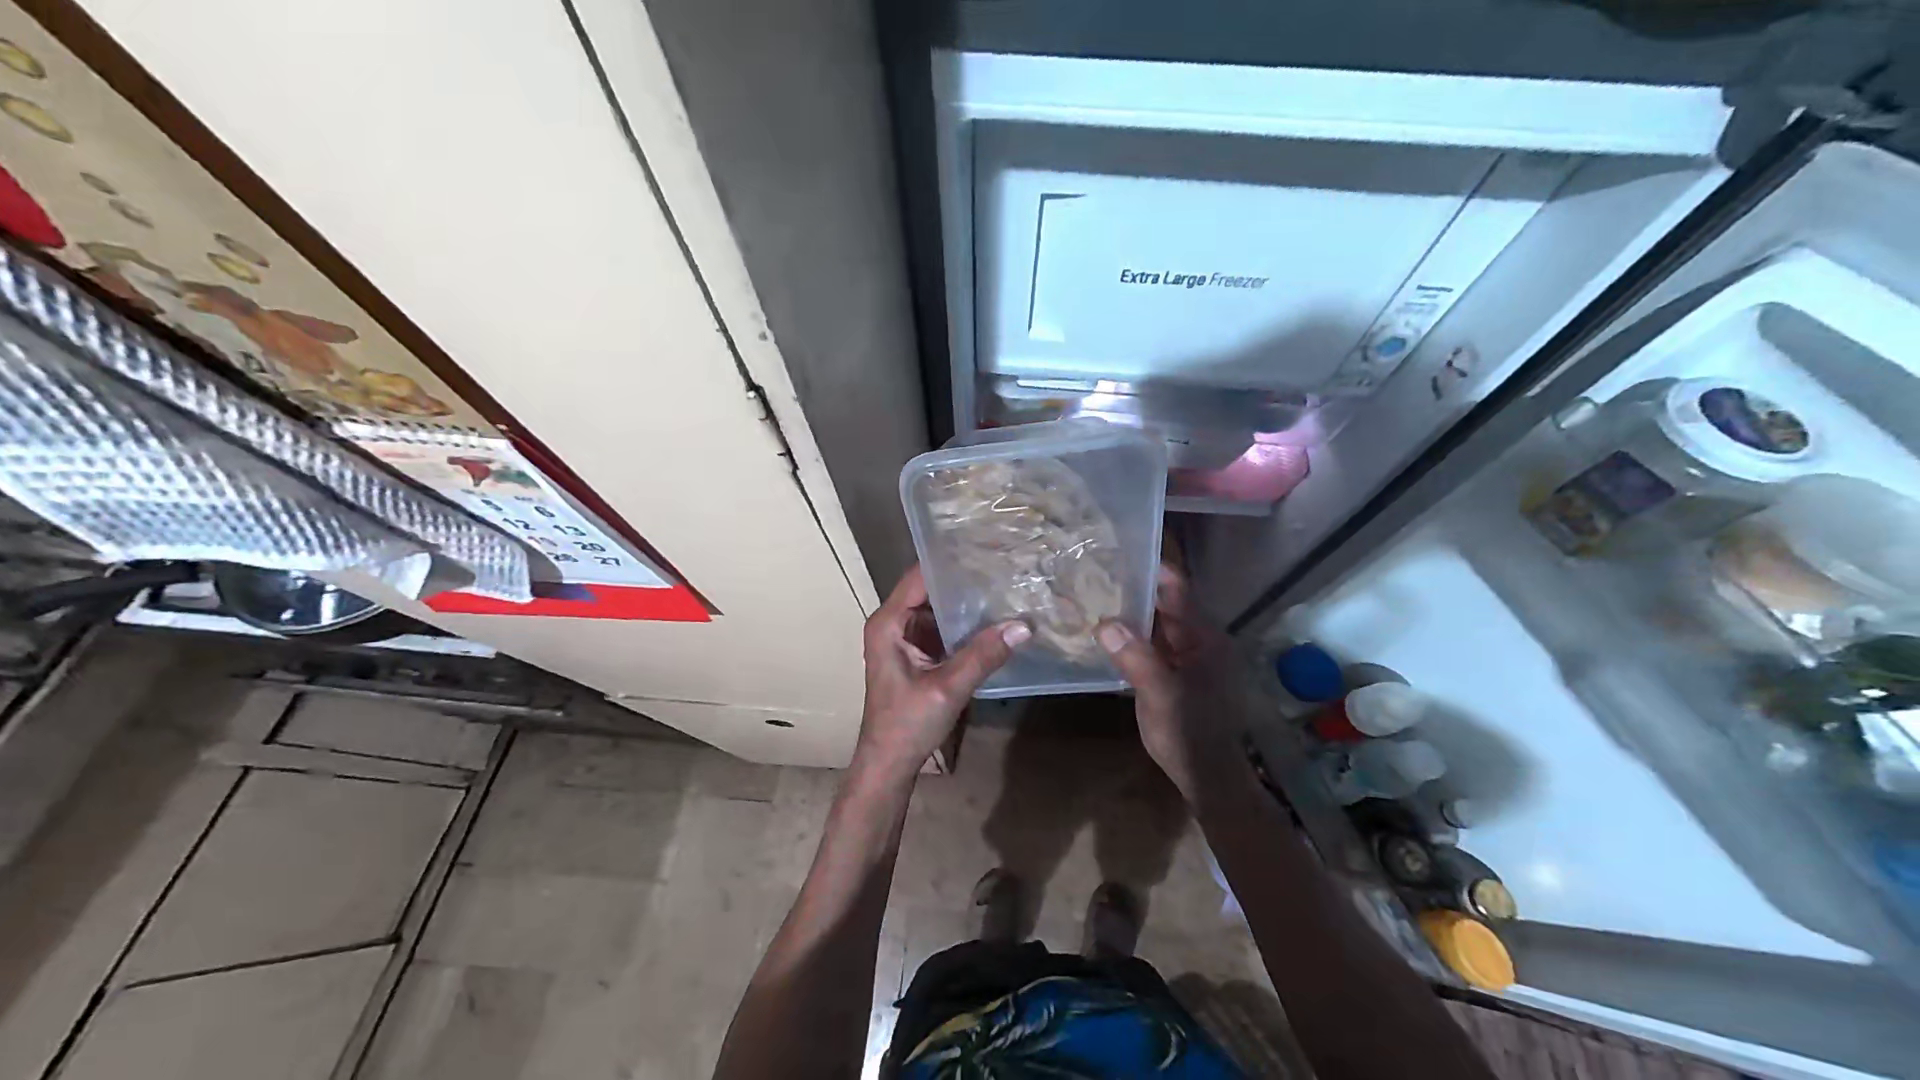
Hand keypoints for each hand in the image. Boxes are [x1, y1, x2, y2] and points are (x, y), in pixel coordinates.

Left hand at [854, 565, 1029, 776]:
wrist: (890, 762)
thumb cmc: (907, 724)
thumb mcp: (948, 688)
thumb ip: (983, 655)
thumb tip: (1023, 626)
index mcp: (889, 623)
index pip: (919, 576)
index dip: (948, 560)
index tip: (984, 548)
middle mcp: (894, 624)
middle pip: (930, 589)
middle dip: (964, 579)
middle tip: (1004, 565)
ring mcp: (906, 639)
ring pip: (939, 609)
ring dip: (967, 602)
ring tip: (1004, 585)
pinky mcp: (919, 654)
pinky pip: (943, 628)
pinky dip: (965, 623)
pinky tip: (994, 617)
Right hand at [1097, 565, 1245, 799]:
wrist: (1204, 776)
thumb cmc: (1189, 733)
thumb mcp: (1161, 695)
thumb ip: (1137, 658)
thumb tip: (1105, 622)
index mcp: (1204, 637)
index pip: (1177, 589)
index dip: (1152, 568)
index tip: (1118, 550)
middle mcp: (1196, 640)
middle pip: (1163, 603)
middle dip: (1132, 587)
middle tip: (1093, 571)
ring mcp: (1184, 656)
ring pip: (1154, 623)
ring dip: (1128, 611)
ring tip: (1091, 594)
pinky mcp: (1171, 672)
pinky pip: (1149, 643)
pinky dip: (1128, 635)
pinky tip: (1102, 632)